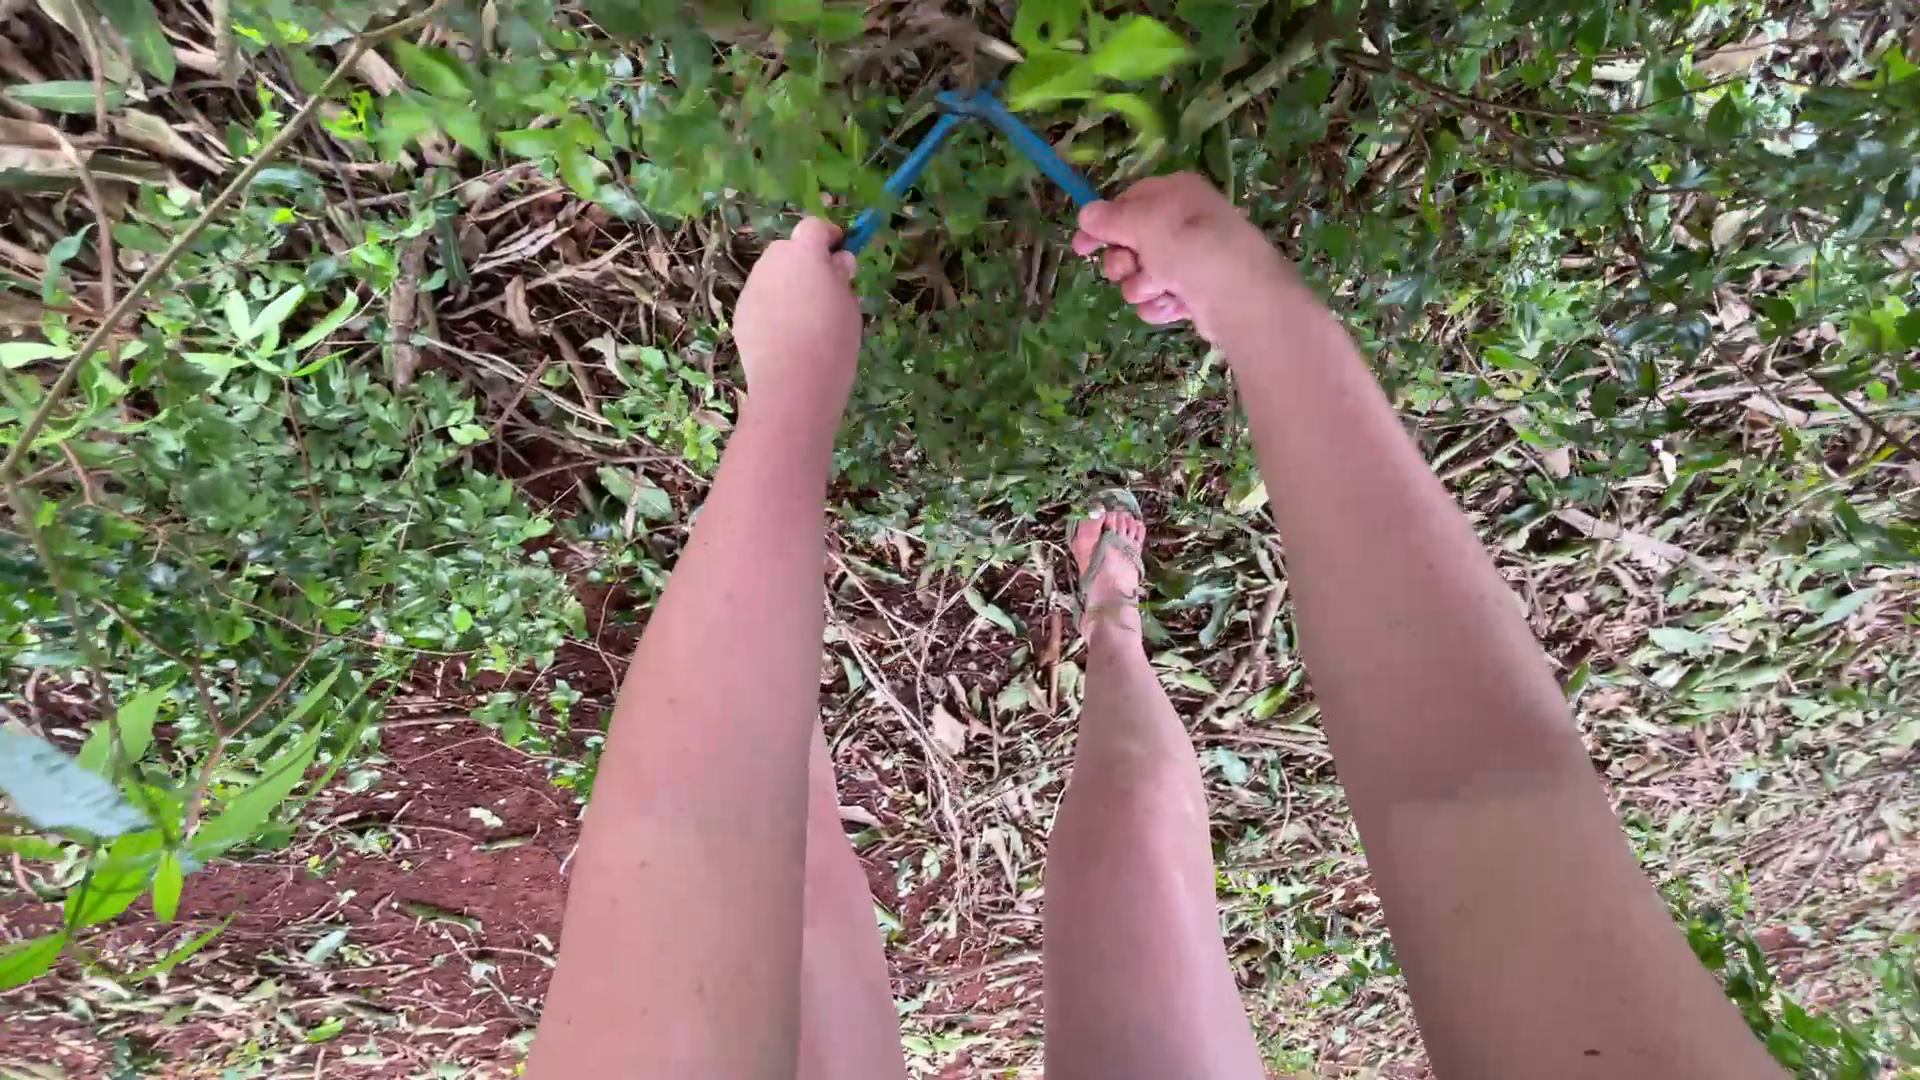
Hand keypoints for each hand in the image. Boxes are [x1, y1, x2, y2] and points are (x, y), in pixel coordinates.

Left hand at [733, 217, 861, 421]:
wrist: (792, 386)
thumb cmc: (832, 344)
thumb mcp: (849, 309)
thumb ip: (841, 279)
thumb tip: (838, 262)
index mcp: (805, 254)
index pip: (815, 228)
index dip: (829, 236)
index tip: (841, 250)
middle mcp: (773, 262)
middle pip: (789, 251)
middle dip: (806, 263)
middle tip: (826, 292)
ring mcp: (752, 288)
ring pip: (773, 277)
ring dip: (788, 287)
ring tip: (806, 321)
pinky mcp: (741, 313)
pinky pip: (762, 302)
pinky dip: (774, 311)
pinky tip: (787, 339)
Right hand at [1071, 173, 1292, 339]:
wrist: (1237, 293)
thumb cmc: (1190, 246)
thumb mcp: (1143, 223)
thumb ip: (1110, 219)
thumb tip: (1086, 215)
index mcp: (1173, 194)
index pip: (1126, 203)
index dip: (1101, 226)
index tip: (1081, 248)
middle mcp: (1180, 224)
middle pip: (1128, 244)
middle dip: (1122, 262)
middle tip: (1130, 267)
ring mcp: (1187, 260)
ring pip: (1138, 277)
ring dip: (1141, 286)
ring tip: (1161, 287)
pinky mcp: (1190, 293)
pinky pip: (1156, 299)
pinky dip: (1160, 305)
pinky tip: (1173, 304)